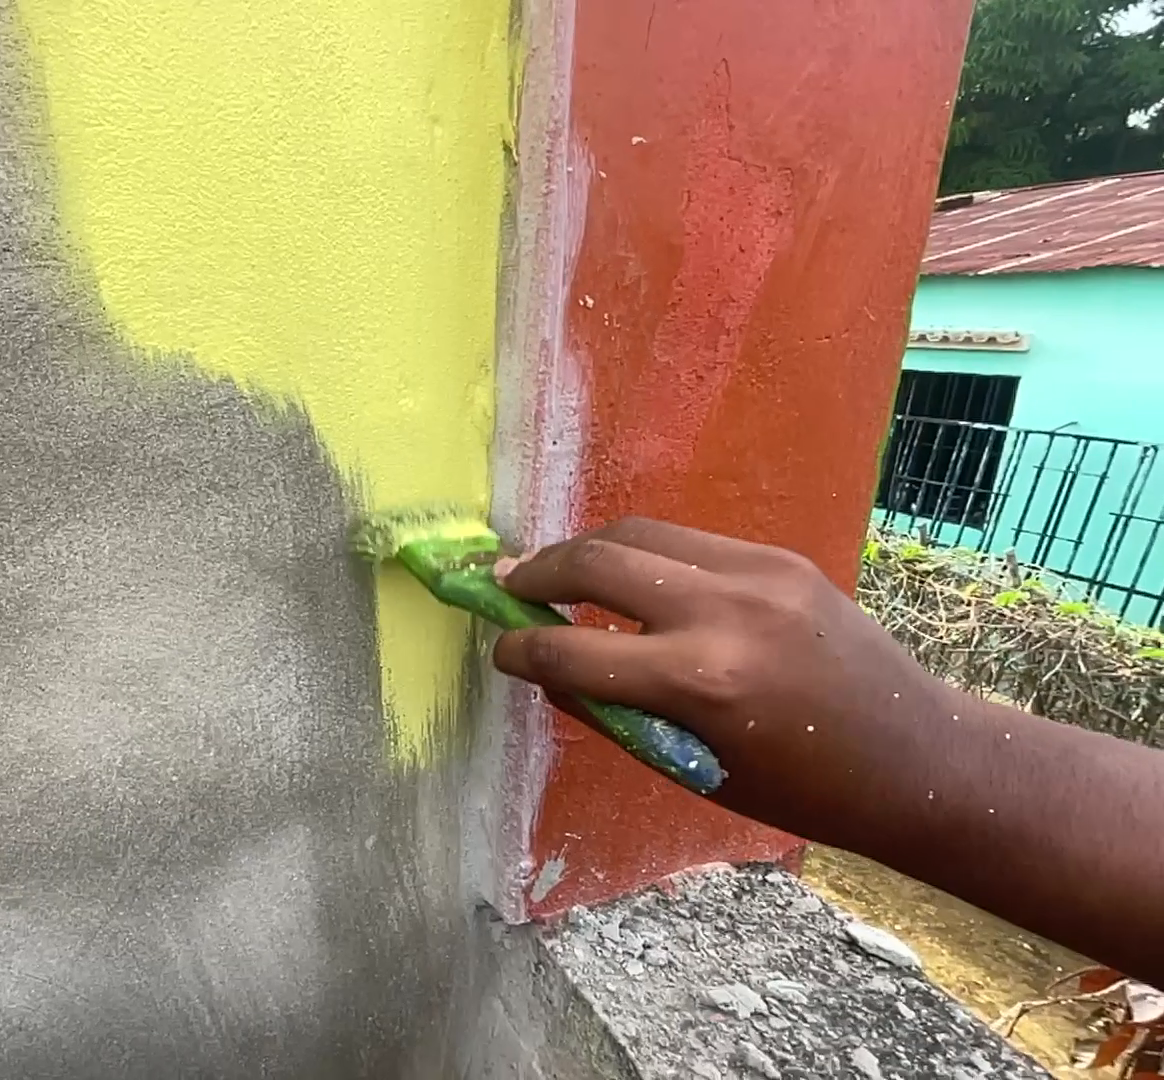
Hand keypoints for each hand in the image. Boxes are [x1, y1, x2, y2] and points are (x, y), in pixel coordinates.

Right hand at [490, 517, 959, 846]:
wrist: (926, 760)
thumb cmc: (798, 787)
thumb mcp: (686, 764)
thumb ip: (604, 708)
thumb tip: (543, 666)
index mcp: (700, 683)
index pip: (569, 651)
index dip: (519, 650)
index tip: (500, 650)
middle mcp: (725, 612)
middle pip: (594, 563)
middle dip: (535, 573)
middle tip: (506, 584)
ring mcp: (757, 573)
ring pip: (632, 533)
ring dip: (578, 550)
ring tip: (552, 571)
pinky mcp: (776, 557)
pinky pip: (678, 541)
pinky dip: (631, 553)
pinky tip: (620, 574)